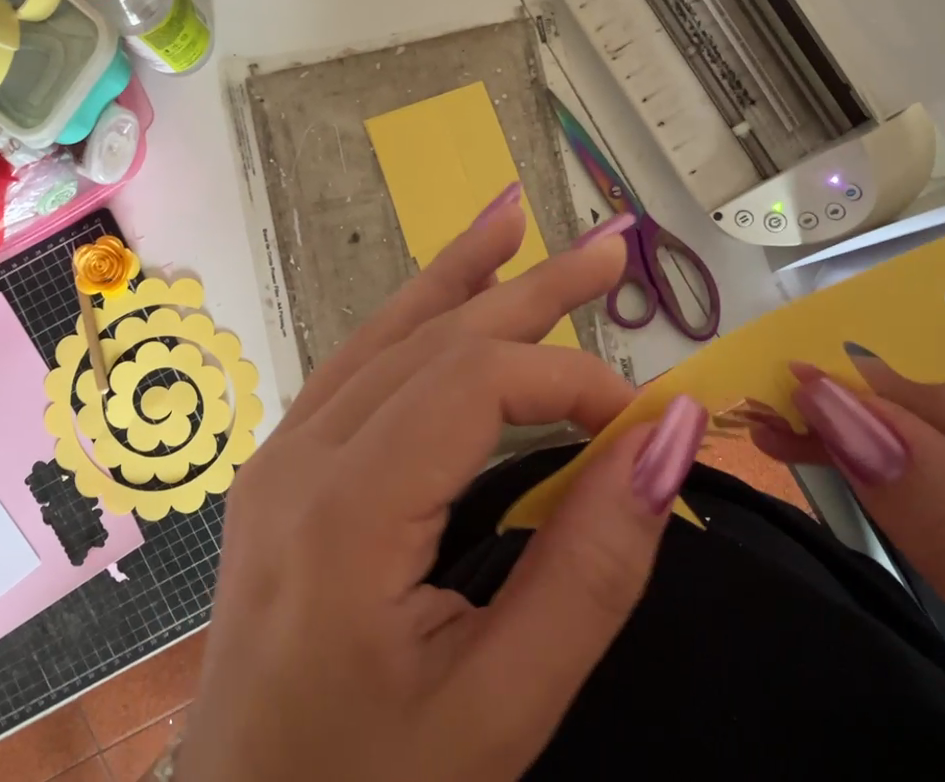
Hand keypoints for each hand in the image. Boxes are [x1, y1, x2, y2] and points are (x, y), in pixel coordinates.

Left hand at [180, 190, 707, 781]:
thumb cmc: (374, 780)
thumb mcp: (503, 703)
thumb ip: (589, 567)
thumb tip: (667, 435)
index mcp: (343, 511)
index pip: (473, 384)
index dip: (571, 379)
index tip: (643, 425)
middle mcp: (297, 459)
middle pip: (427, 341)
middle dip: (528, 292)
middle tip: (613, 245)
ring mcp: (277, 460)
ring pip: (380, 339)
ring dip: (460, 281)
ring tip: (517, 219)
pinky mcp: (278, 475)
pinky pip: (352, 374)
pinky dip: (407, 322)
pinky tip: (441, 298)